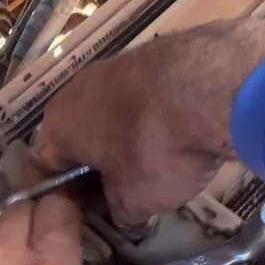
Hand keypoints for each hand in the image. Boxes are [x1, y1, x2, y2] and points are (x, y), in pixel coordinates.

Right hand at [39, 18, 264, 224]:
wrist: (209, 84)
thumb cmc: (155, 149)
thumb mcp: (134, 200)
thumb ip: (120, 209)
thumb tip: (124, 212)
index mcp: (59, 122)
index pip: (55, 165)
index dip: (75, 192)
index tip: (100, 210)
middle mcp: (79, 86)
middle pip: (87, 132)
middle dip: (107, 159)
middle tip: (134, 187)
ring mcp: (117, 63)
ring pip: (119, 109)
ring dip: (135, 132)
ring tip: (167, 158)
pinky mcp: (155, 51)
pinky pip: (151, 92)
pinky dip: (162, 109)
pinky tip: (187, 129)